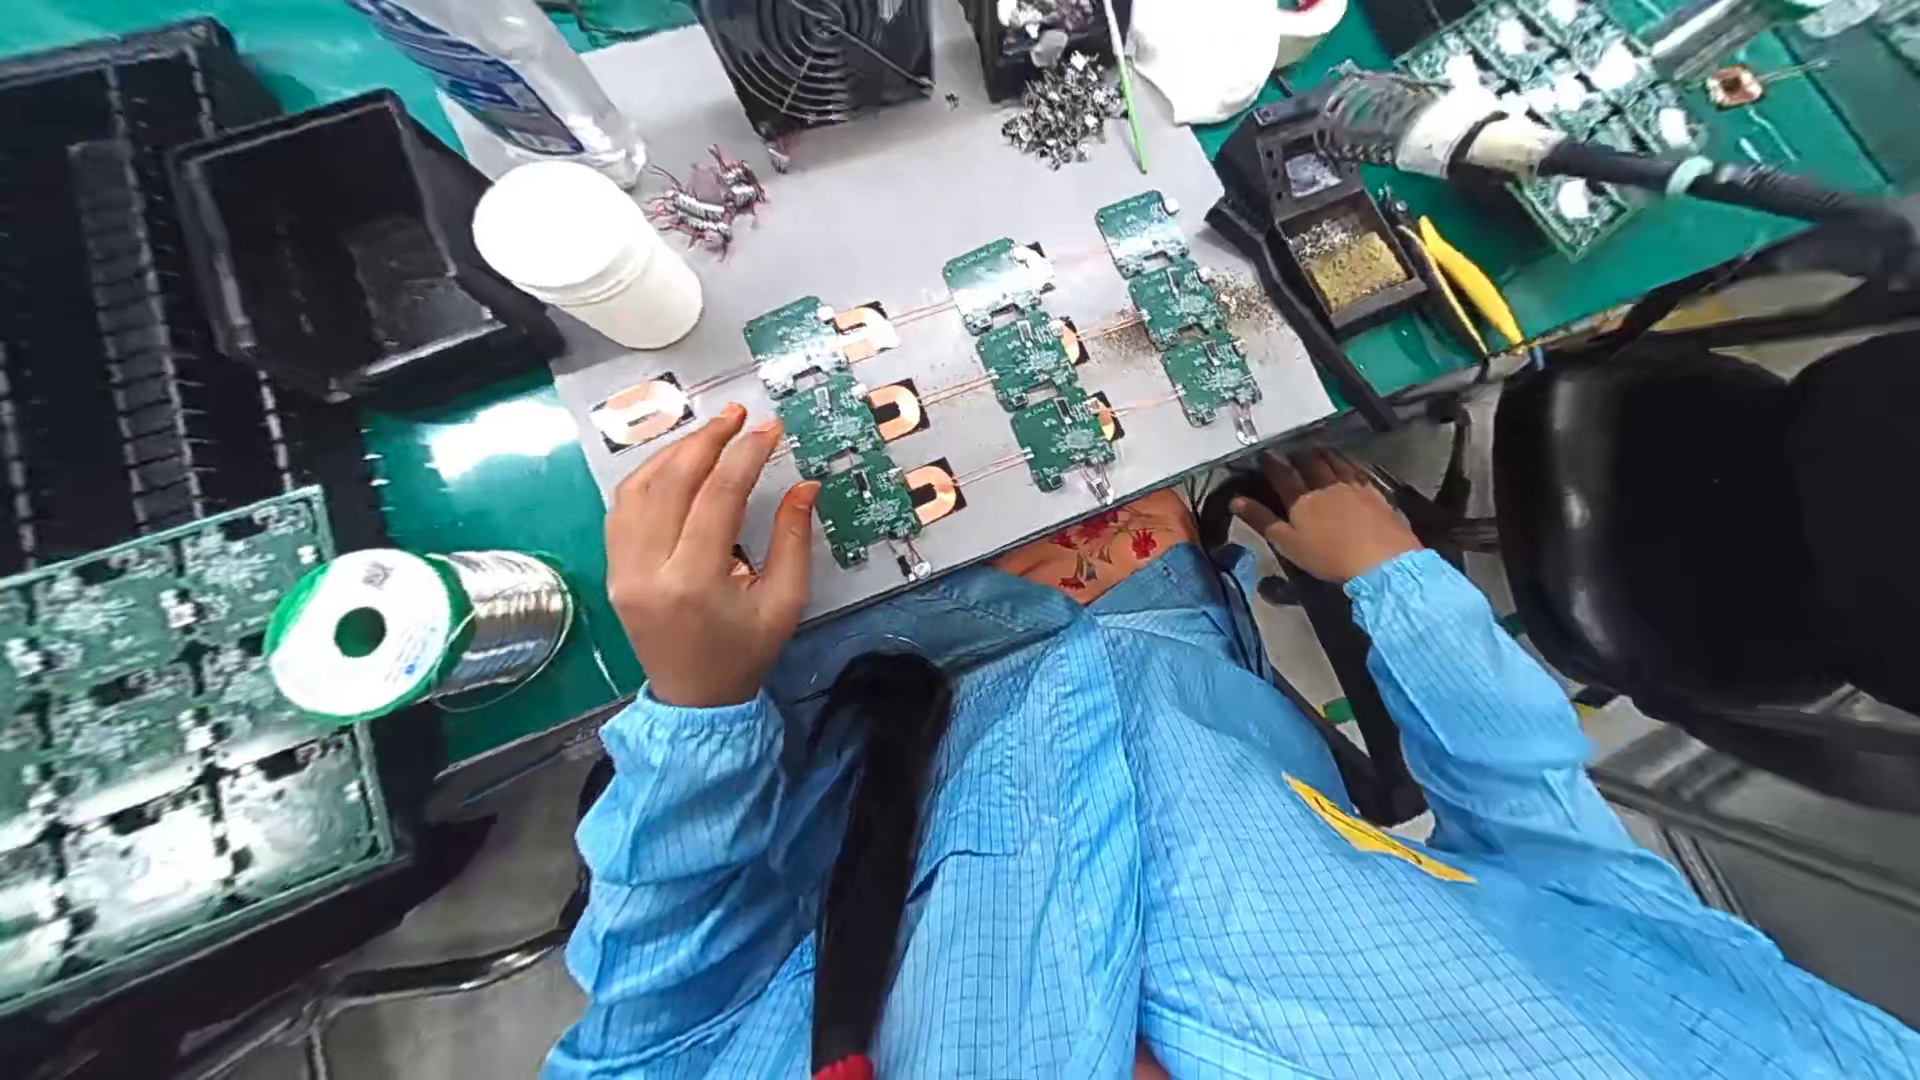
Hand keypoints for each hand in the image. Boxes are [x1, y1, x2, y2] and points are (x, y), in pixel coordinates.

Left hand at [605, 404, 818, 707]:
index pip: (718, 497)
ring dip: (674, 451)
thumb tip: (803, 485)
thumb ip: (793, 539)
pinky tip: (677, 463)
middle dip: (707, 439)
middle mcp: (647, 569)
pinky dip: (650, 476)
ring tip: (710, 432)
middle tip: (738, 415)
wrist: (695, 698)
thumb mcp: (785, 601)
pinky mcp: (614, 569)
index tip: (769, 429)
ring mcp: (622, 569)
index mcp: (695, 582)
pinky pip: (623, 507)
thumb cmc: (747, 653)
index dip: (746, 455)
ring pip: (637, 488)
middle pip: (670, 482)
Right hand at [1230, 448, 1421, 581]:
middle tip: (1292, 448)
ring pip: (1336, 462)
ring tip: (1317, 448)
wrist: (1381, 561)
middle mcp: (1326, 486)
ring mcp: (1353, 487)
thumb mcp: (1286, 542)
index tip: (1264, 455)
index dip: (1272, 464)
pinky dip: (1350, 463)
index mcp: (1301, 498)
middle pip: (1311, 463)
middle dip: (1299, 454)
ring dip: (1324, 453)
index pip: (1283, 475)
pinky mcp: (1376, 494)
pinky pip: (1359, 470)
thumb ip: (1261, 520)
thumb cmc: (1326, 555)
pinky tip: (1349, 463)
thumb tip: (1236, 500)